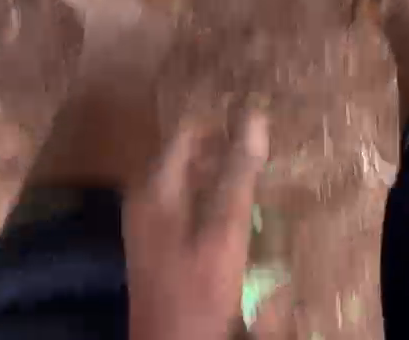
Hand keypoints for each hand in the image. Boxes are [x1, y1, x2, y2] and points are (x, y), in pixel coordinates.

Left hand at [125, 109, 268, 339]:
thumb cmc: (197, 290)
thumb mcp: (226, 228)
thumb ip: (240, 172)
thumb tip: (257, 118)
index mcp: (155, 187)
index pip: (189, 130)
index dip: (222, 122)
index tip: (258, 120)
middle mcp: (145, 196)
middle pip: (188, 152)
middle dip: (224, 145)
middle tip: (263, 145)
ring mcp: (148, 220)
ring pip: (189, 175)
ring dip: (221, 169)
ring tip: (257, 168)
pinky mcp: (158, 240)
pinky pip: (187, 197)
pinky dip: (212, 192)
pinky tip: (238, 204)